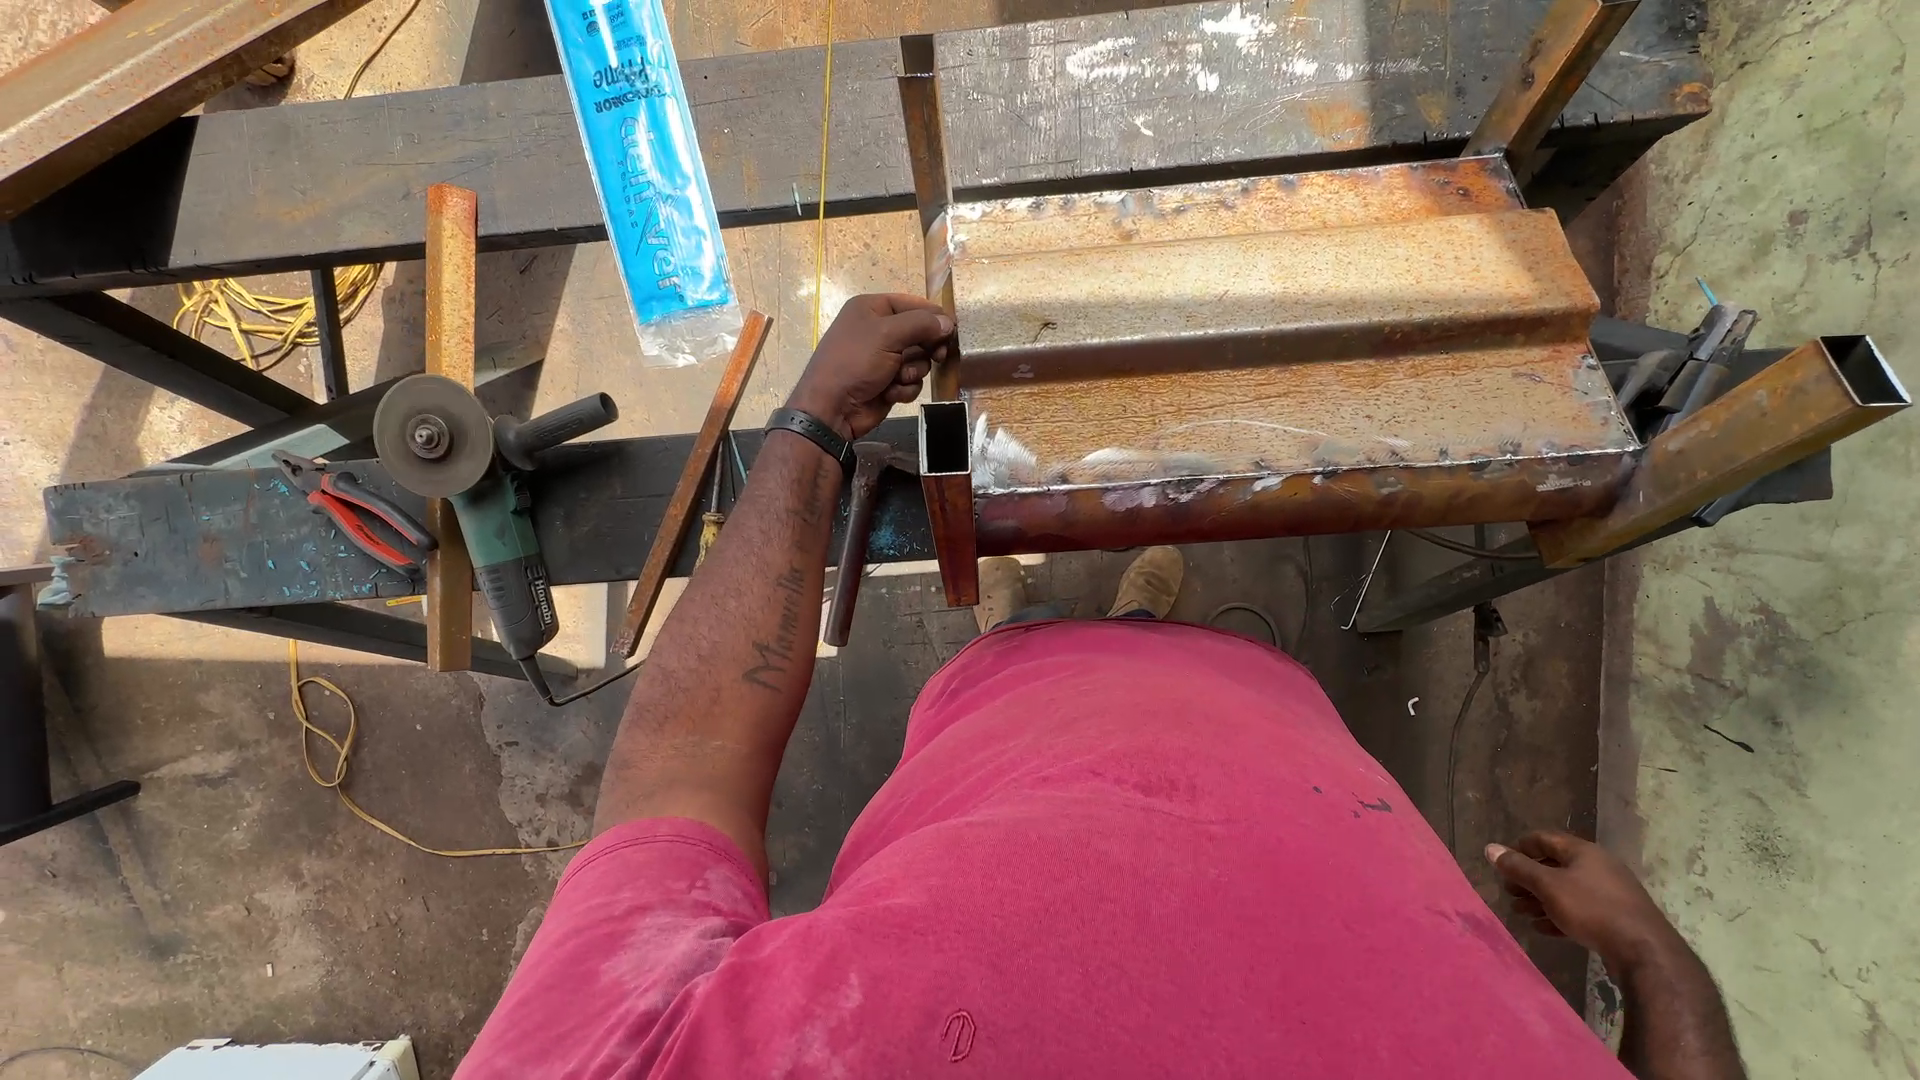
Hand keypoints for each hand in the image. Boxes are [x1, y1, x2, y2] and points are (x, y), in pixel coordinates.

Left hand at [786, 293, 953, 439]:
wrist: (833, 407)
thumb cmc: (856, 363)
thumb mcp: (887, 335)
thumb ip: (921, 324)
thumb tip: (948, 323)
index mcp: (872, 309)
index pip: (913, 303)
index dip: (933, 316)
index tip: (951, 330)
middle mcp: (879, 330)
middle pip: (920, 333)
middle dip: (926, 347)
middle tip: (937, 356)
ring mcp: (883, 358)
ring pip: (919, 360)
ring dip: (912, 371)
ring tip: (898, 377)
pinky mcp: (888, 382)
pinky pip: (911, 381)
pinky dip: (904, 388)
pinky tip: (890, 393)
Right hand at [1486, 830, 1684, 970]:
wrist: (1646, 953)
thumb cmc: (1591, 909)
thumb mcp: (1547, 886)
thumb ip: (1518, 867)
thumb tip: (1490, 848)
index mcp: (1584, 852)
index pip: (1543, 839)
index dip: (1519, 848)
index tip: (1502, 864)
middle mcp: (1599, 867)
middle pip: (1554, 866)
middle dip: (1528, 879)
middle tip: (1510, 892)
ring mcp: (1611, 894)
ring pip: (1566, 890)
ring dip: (1540, 899)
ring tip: (1521, 912)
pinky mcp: (1617, 919)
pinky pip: (1580, 910)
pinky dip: (1559, 915)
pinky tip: (1543, 928)